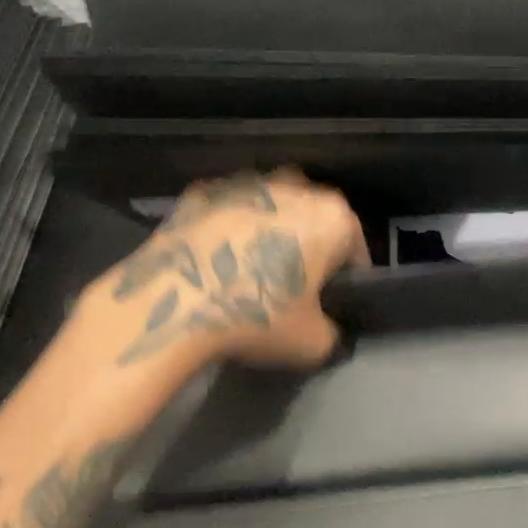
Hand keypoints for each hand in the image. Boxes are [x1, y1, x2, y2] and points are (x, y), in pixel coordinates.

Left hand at [88, 170, 367, 370]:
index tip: (332, 299)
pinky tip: (214, 264)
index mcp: (332, 216)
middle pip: (312, 219)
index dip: (347, 276)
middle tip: (290, 287)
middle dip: (307, 246)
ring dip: (266, 233)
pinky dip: (226, 230)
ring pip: (269, 209)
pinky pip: (227, 212)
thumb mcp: (312, 343)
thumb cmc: (256, 316)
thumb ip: (331, 330)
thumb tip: (324, 328)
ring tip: (248, 274)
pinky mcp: (202, 191)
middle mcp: (295, 187)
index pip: (355, 247)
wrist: (173, 302)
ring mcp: (246, 183)